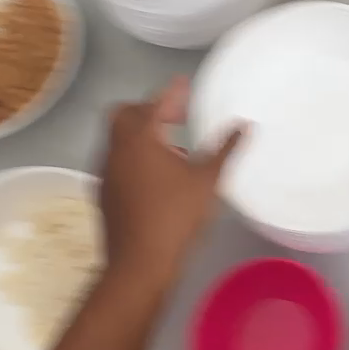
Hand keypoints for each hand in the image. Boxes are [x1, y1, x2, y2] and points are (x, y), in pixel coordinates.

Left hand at [96, 77, 245, 279]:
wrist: (139, 264)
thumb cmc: (176, 217)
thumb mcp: (208, 180)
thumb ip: (225, 149)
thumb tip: (244, 125)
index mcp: (140, 140)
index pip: (153, 103)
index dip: (172, 92)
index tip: (185, 84)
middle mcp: (115, 150)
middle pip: (124, 114)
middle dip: (150, 109)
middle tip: (179, 116)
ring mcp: (106, 172)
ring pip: (118, 138)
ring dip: (143, 133)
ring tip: (175, 146)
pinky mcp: (104, 192)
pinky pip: (117, 159)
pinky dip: (136, 154)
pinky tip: (160, 174)